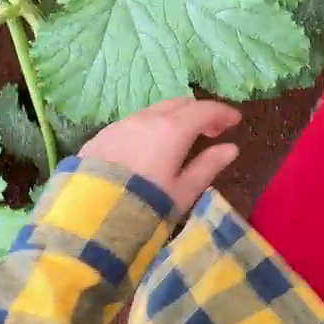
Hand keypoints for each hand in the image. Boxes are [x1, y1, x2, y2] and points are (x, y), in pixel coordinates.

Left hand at [79, 98, 242, 211]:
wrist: (88, 220)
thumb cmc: (145, 207)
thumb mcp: (183, 192)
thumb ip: (208, 166)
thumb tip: (231, 148)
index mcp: (173, 130)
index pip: (205, 109)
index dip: (223, 112)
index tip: (235, 121)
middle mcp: (147, 119)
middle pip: (180, 103)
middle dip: (199, 112)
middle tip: (211, 131)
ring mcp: (121, 125)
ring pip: (155, 111)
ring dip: (173, 118)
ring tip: (180, 140)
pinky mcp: (101, 136)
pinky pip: (133, 123)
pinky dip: (150, 127)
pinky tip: (149, 148)